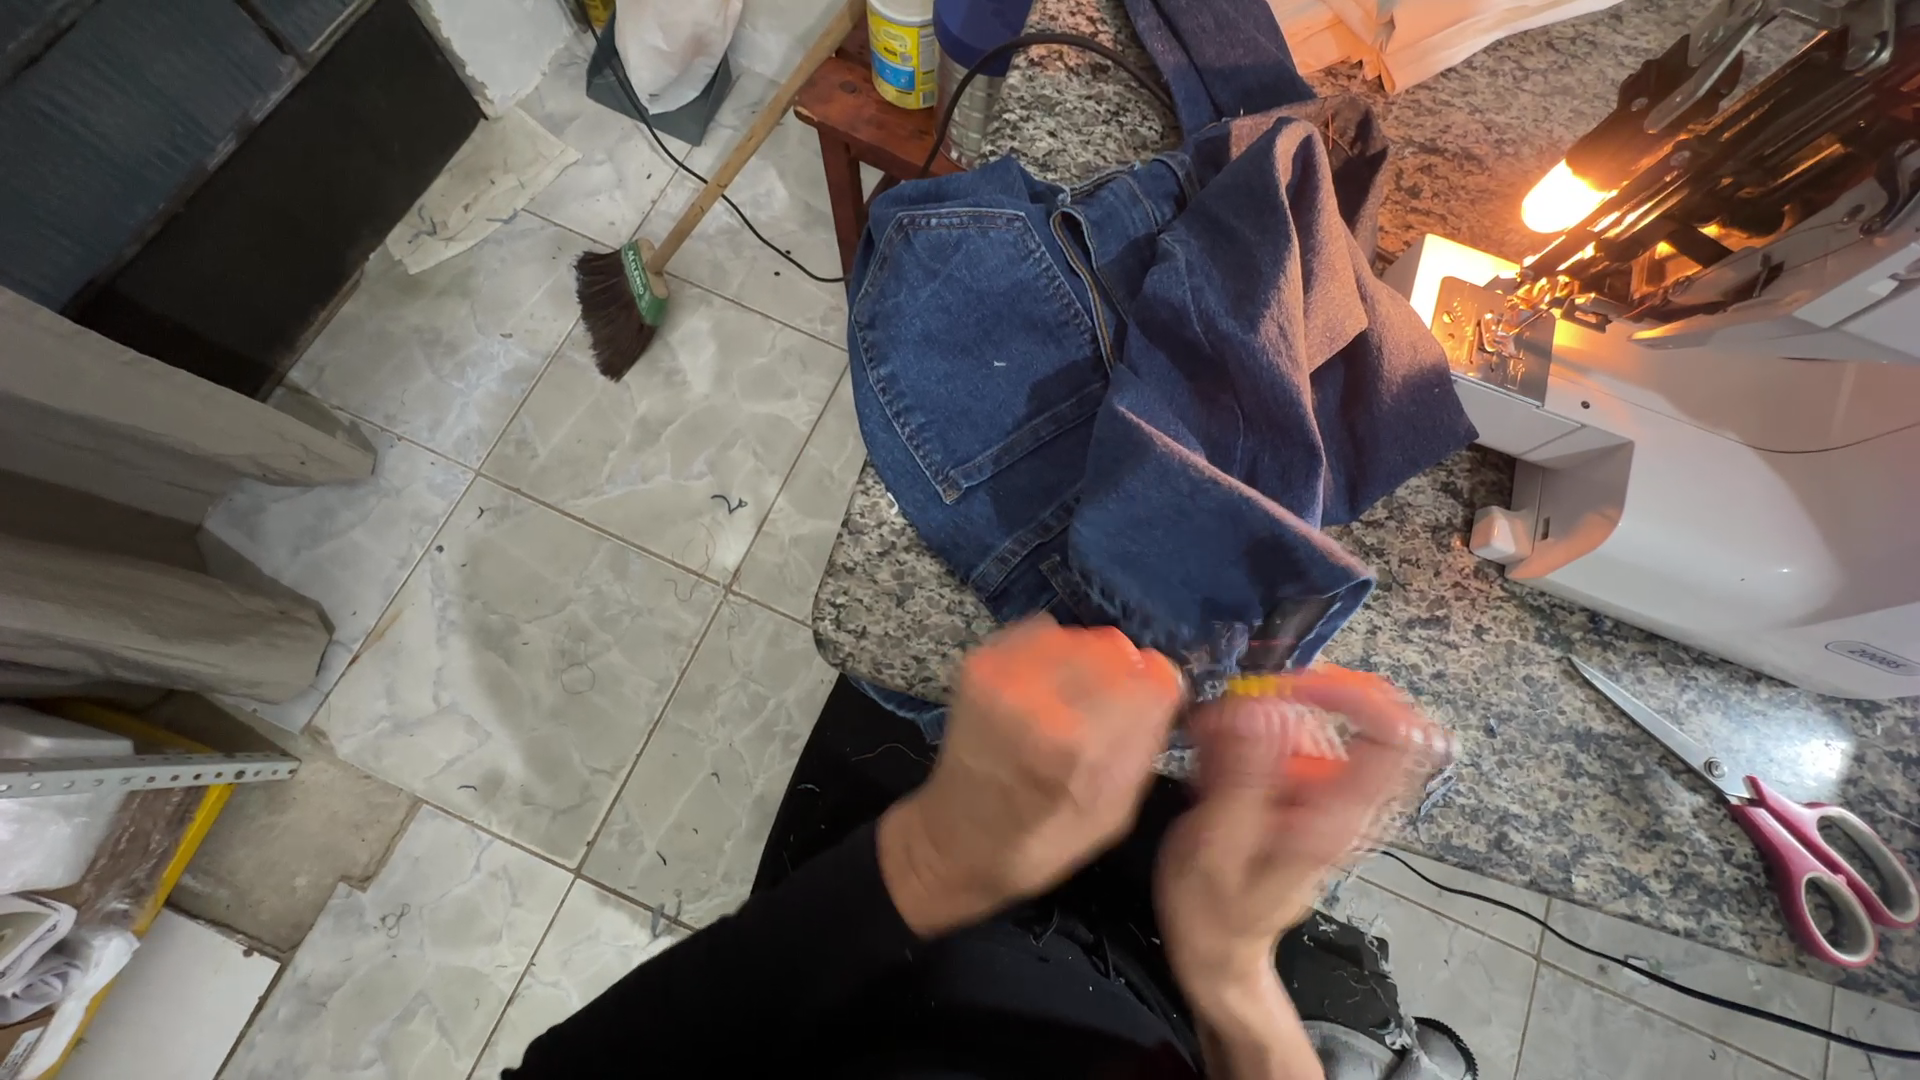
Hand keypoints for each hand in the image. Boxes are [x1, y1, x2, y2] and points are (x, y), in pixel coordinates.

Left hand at [877, 614, 1183, 936]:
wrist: (954, 839)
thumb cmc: (1040, 842)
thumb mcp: (1111, 815)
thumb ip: (1143, 745)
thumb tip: (1168, 686)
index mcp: (1075, 743)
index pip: (1147, 681)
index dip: (1157, 689)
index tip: (1155, 702)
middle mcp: (1035, 698)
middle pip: (1111, 651)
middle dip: (1123, 673)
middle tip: (1114, 704)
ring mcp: (1000, 674)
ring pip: (1076, 639)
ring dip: (1088, 660)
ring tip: (1077, 697)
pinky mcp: (978, 663)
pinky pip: (1038, 633)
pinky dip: (1053, 652)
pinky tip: (1047, 685)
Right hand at [1154, 669, 1443, 1015]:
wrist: (1216, 950)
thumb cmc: (1214, 911)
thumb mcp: (1216, 843)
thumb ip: (1243, 775)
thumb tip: (1263, 709)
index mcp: (1337, 819)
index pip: (1396, 739)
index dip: (1355, 696)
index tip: (1294, 686)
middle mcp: (1341, 802)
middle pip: (1342, 719)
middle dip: (1278, 705)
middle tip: (1224, 722)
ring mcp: (1320, 796)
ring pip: (1304, 724)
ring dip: (1248, 722)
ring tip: (1204, 752)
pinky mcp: (1297, 793)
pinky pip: (1278, 741)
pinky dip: (1241, 738)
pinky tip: (1211, 766)